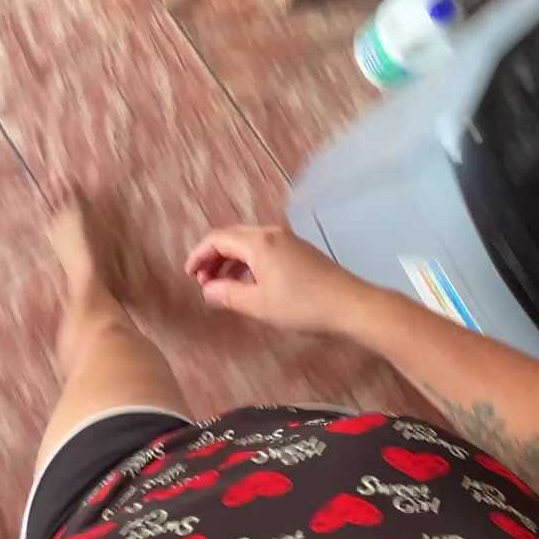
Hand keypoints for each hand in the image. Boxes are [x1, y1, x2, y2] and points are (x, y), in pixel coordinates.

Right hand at [184, 225, 378, 333]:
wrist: (350, 304)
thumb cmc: (302, 305)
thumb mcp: (260, 305)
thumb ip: (229, 295)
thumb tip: (208, 290)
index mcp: (258, 242)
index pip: (218, 238)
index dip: (199, 254)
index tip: (188, 274)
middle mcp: (270, 233)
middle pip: (231, 237)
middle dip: (213, 257)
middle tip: (202, 282)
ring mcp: (286, 239)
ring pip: (247, 243)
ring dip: (230, 261)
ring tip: (221, 286)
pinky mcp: (297, 249)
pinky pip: (262, 248)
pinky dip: (247, 262)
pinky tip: (247, 284)